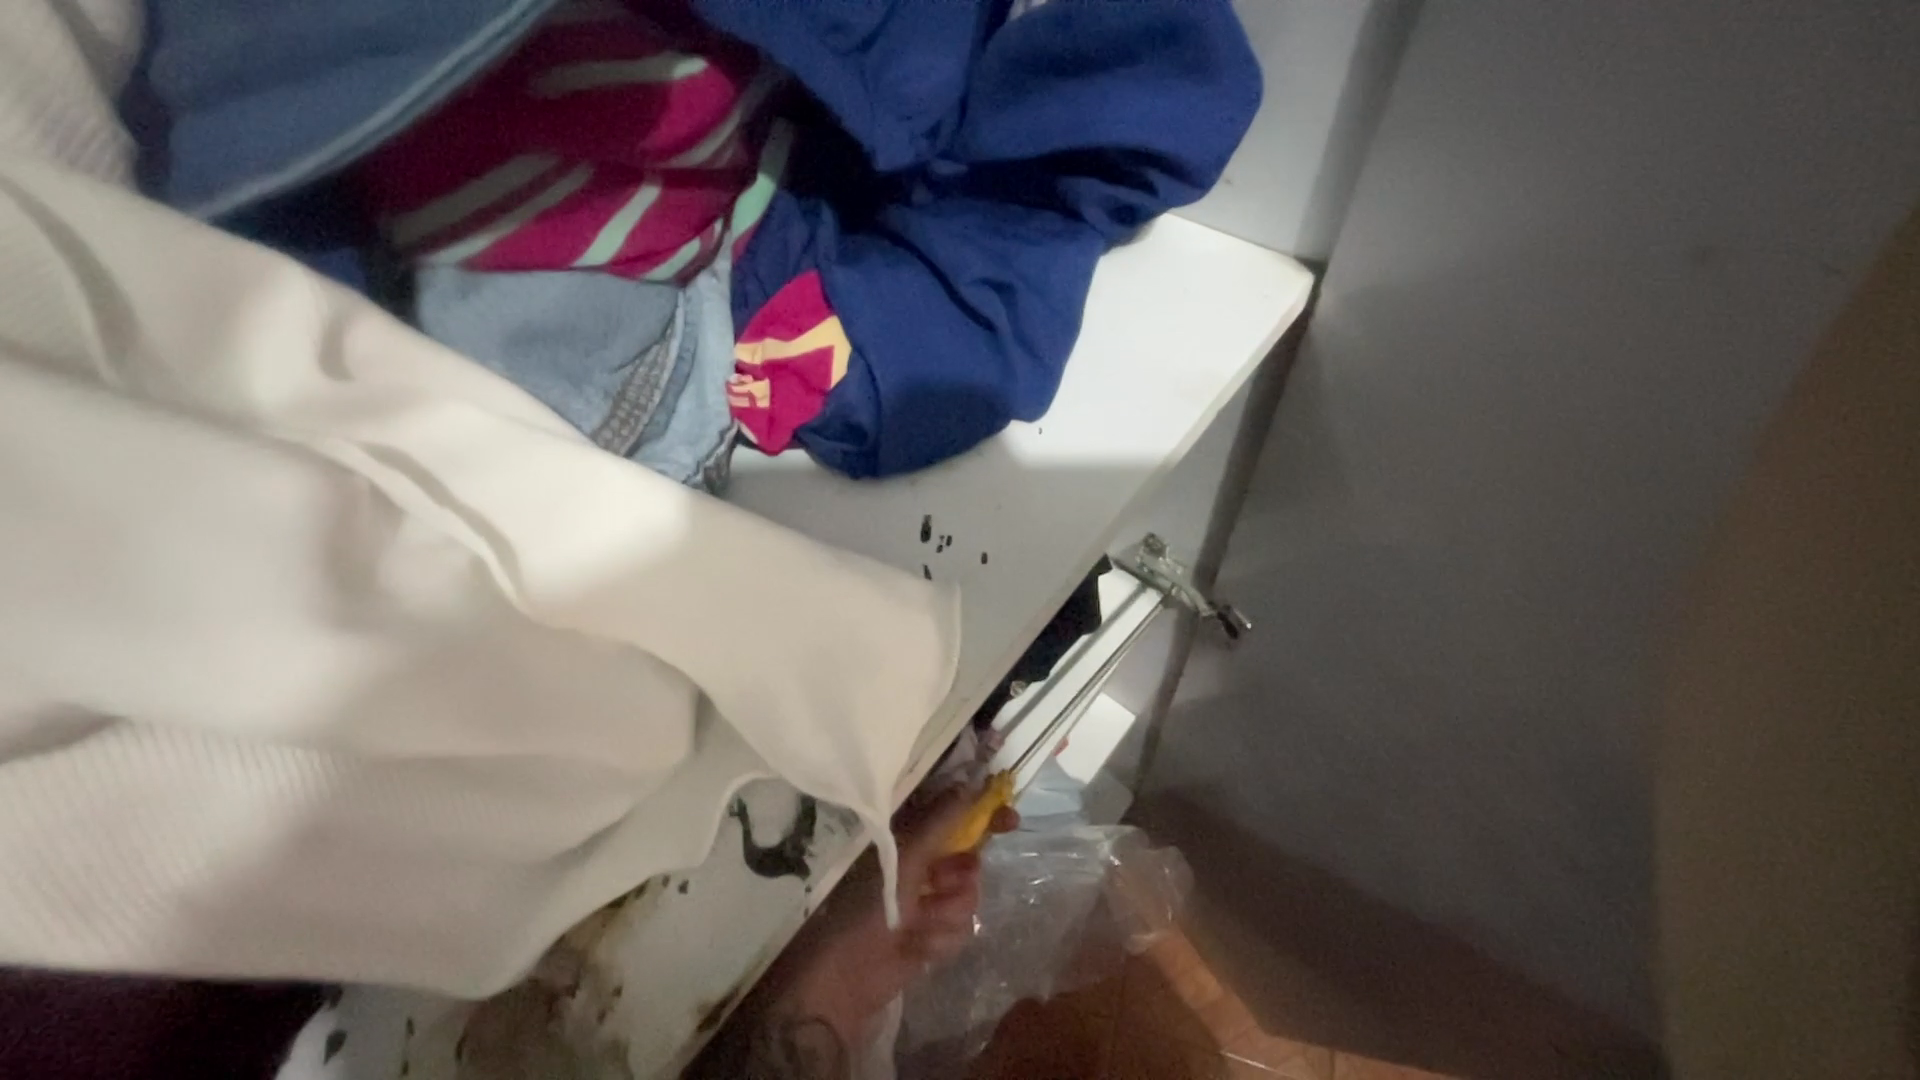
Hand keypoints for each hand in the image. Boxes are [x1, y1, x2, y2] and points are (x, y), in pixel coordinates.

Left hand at [778, 784, 1019, 1046]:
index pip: (955, 818)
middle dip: (958, 880)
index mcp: (910, 840)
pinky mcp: (936, 934)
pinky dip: (941, 939)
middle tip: (935, 886)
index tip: (1010, 820)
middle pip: (971, 861)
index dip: (984, 816)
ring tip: (917, 924)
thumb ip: (940, 823)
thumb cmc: (868, 905)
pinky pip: (963, 929)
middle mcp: (924, 865)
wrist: (847, 975)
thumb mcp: (905, 858)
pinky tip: (916, 947)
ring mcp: (931, 901)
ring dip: (946, 914)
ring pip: (970, 898)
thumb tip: (969, 785)